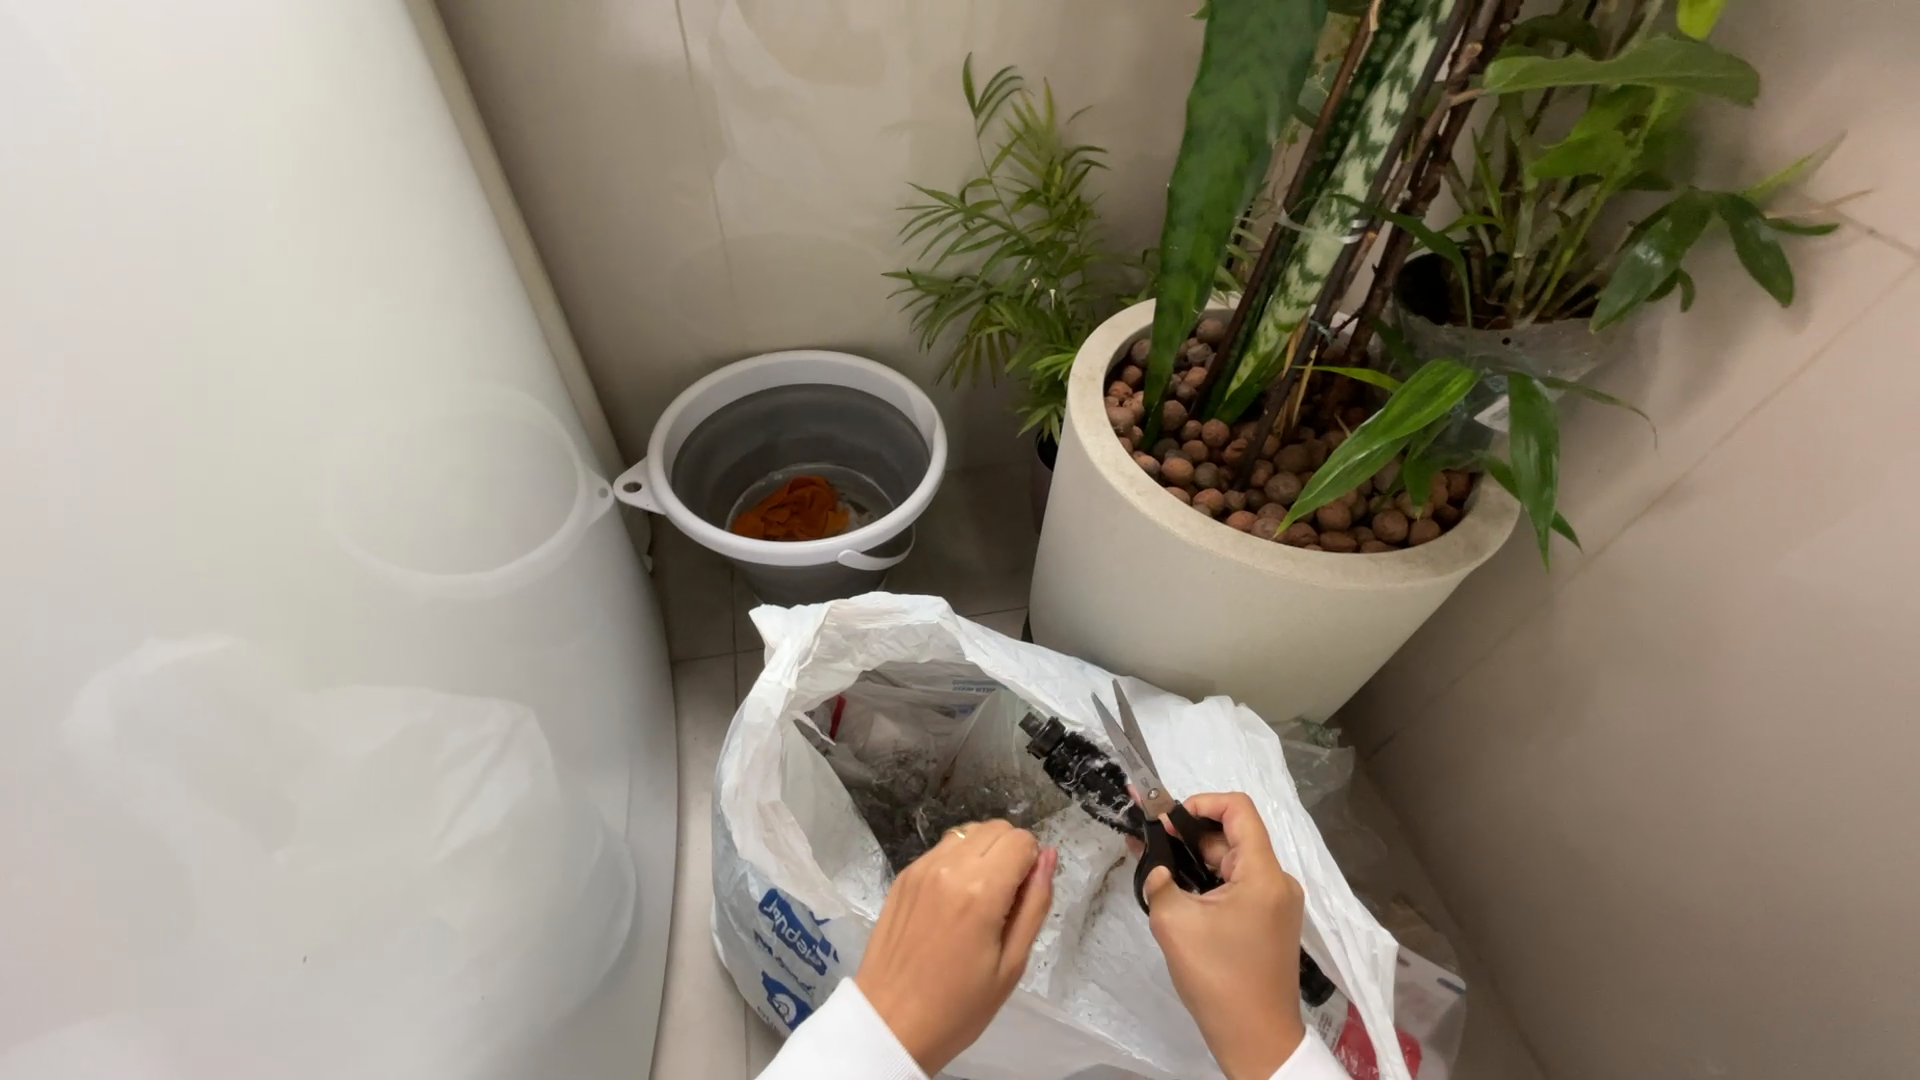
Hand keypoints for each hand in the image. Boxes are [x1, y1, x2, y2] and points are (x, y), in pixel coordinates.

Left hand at [855, 820, 1057, 1074]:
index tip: (1024, 897)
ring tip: (980, 898)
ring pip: (968, 832)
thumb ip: (1036, 903)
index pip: (1021, 840)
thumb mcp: (1012, 965)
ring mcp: (922, 867)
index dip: (1032, 863)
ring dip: (984, 852)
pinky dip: (958, 860)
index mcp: (981, 890)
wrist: (890, 1024)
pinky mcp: (905, 875)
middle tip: (1006, 899)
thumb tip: (1049, 856)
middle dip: (1011, 852)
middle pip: (996, 828)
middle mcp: (950, 866)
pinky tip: (954, 900)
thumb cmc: (959, 1006)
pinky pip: (943, 848)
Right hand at [1143, 792, 1307, 1079]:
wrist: (1257, 1043)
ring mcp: (1274, 903)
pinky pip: (1234, 884)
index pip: (1238, 809)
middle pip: (1230, 835)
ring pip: (1230, 860)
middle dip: (1187, 831)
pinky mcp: (1266, 920)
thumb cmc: (1219, 979)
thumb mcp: (1174, 923)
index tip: (1167, 819)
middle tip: (1148, 836)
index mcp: (1262, 875)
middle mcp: (1276, 881)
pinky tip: (1172, 883)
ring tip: (1152, 857)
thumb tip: (1156, 861)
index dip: (1201, 802)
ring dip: (1192, 856)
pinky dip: (1205, 878)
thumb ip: (1160, 879)